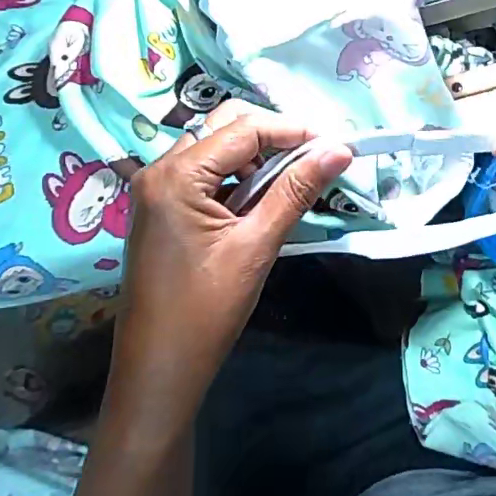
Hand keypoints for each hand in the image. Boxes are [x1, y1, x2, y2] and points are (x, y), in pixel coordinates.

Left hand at [108, 101, 351, 440]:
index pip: (242, 130)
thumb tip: (338, 150)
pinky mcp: (162, 207)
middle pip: (222, 127)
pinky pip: (203, 173)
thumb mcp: (256, 246)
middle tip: (312, 157)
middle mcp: (159, 170)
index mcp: (176, 175)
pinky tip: (263, 195)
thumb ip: (295, 191)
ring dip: (254, 156)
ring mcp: (156, 188)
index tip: (333, 143)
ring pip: (213, 147)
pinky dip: (236, 176)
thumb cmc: (206, 310)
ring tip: (293, 178)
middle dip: (271, 136)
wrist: (159, 368)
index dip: (291, 131)